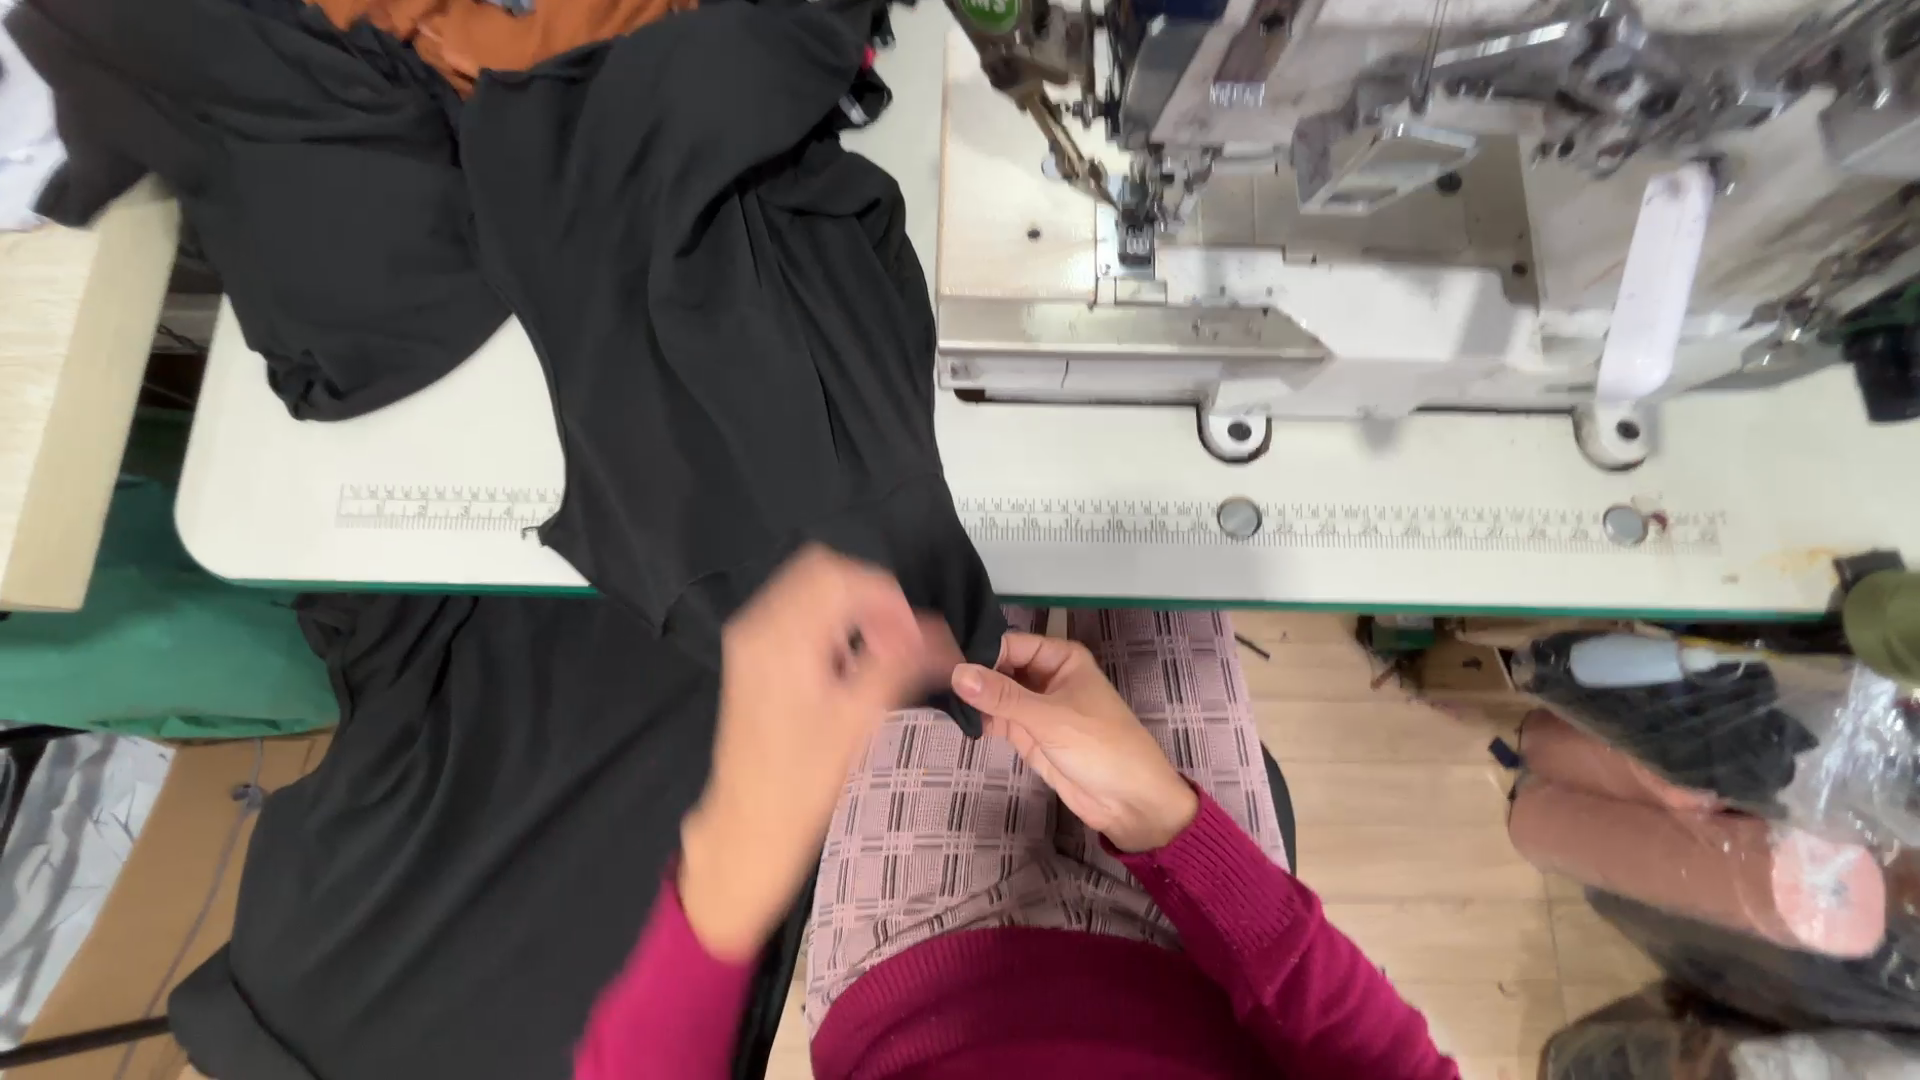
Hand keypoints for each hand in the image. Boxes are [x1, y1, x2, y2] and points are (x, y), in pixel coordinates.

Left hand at [679, 546, 955, 960]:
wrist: (746, 826)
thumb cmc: (801, 782)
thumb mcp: (859, 720)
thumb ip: (901, 664)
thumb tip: (943, 635)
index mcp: (782, 637)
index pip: (842, 577)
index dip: (888, 598)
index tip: (915, 638)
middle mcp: (758, 624)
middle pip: (825, 569)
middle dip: (872, 595)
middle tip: (900, 640)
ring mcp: (750, 636)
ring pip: (812, 585)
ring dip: (855, 606)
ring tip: (882, 652)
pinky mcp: (752, 651)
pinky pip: (799, 608)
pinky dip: (834, 618)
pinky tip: (852, 658)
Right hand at [951, 632, 1197, 852]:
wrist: (1130, 803)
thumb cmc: (1101, 746)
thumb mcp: (1050, 717)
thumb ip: (1002, 697)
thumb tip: (957, 673)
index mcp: (1061, 658)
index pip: (1011, 644)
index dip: (980, 652)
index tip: (942, 662)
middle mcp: (1047, 676)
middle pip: (1001, 667)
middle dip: (972, 675)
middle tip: (932, 680)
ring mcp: (1037, 706)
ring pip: (996, 694)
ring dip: (973, 698)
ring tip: (935, 698)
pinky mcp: (1029, 735)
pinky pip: (998, 719)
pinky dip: (980, 720)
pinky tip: (956, 719)